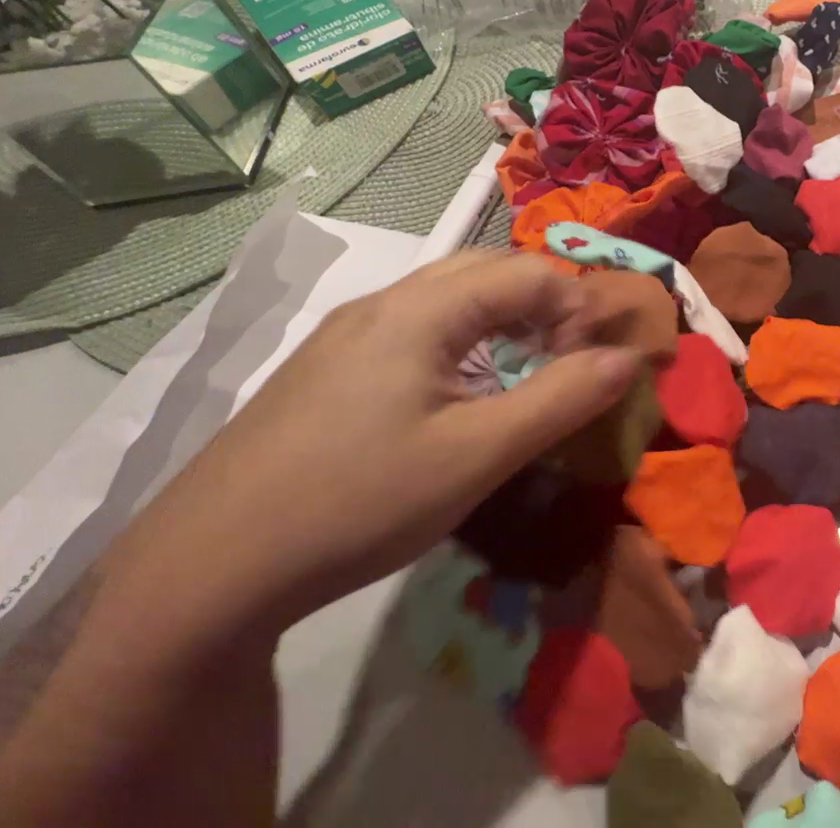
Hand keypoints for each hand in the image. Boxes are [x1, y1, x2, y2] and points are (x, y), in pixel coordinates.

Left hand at [113, 251, 641, 638]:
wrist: (210, 568)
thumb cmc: (361, 501)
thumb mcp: (479, 454)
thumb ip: (562, 399)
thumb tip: (629, 358)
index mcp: (419, 311)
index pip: (529, 272)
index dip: (578, 310)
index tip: (591, 370)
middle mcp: (380, 305)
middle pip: (486, 271)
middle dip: (545, 305)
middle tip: (568, 361)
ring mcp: (346, 337)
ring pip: (448, 300)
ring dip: (504, 322)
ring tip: (527, 376)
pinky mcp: (328, 372)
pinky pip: (416, 331)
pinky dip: (465, 344)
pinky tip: (462, 399)